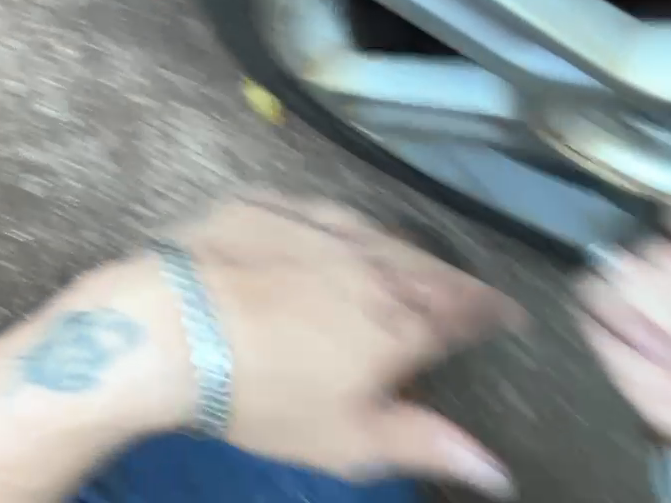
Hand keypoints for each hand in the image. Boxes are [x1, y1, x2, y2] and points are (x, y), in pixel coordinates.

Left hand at [81, 195, 523, 497]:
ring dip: (393, 244)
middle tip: (459, 286)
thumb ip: (422, 443)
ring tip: (404, 255)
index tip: (501, 312)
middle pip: (418, 263)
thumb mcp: (345, 439)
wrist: (168, 324)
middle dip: (445, 276)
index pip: (457, 310)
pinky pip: (308, 205)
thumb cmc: (258, 392)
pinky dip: (330, 220)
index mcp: (393, 320)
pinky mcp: (255, 203)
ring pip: (367, 228)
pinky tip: (328, 226)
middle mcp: (360, 261)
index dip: (484, 311)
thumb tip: (495, 468)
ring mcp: (304, 223)